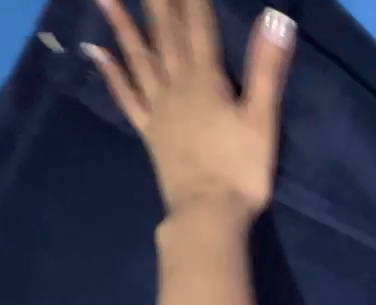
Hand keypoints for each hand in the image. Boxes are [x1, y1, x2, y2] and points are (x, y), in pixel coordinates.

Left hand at [86, 0, 294, 219]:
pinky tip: (97, 52)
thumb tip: (277, 18)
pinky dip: (111, 72)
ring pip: (139, 57)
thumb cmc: (241, 171)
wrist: (208, 213)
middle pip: (166, 33)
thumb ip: (267, 70)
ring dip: (123, 24)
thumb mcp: (262, 120)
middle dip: (159, 1)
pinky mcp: (149, 132)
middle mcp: (176, 85)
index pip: (199, 26)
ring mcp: (158, 108)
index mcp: (206, 81)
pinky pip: (126, 96)